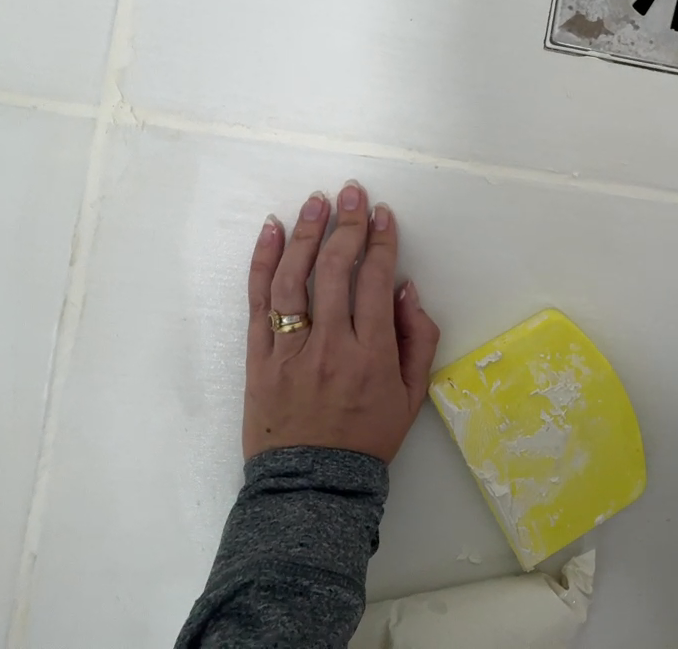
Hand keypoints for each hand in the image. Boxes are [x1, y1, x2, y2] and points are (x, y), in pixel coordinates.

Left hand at [243, 180, 441, 462]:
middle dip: (346, 225)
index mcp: (372, 354)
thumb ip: (419, 338)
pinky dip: (264, 262)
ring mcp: (290, 350)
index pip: (377, 282)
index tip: (383, 214)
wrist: (312, 485)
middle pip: (335, 270)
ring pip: (295, 279)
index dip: (382, 242)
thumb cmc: (368, 436)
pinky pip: (259, 303)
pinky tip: (273, 230)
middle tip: (351, 192)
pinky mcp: (258, 357)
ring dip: (306, 234)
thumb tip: (407, 288)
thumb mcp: (413, 394)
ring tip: (315, 201)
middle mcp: (330, 345)